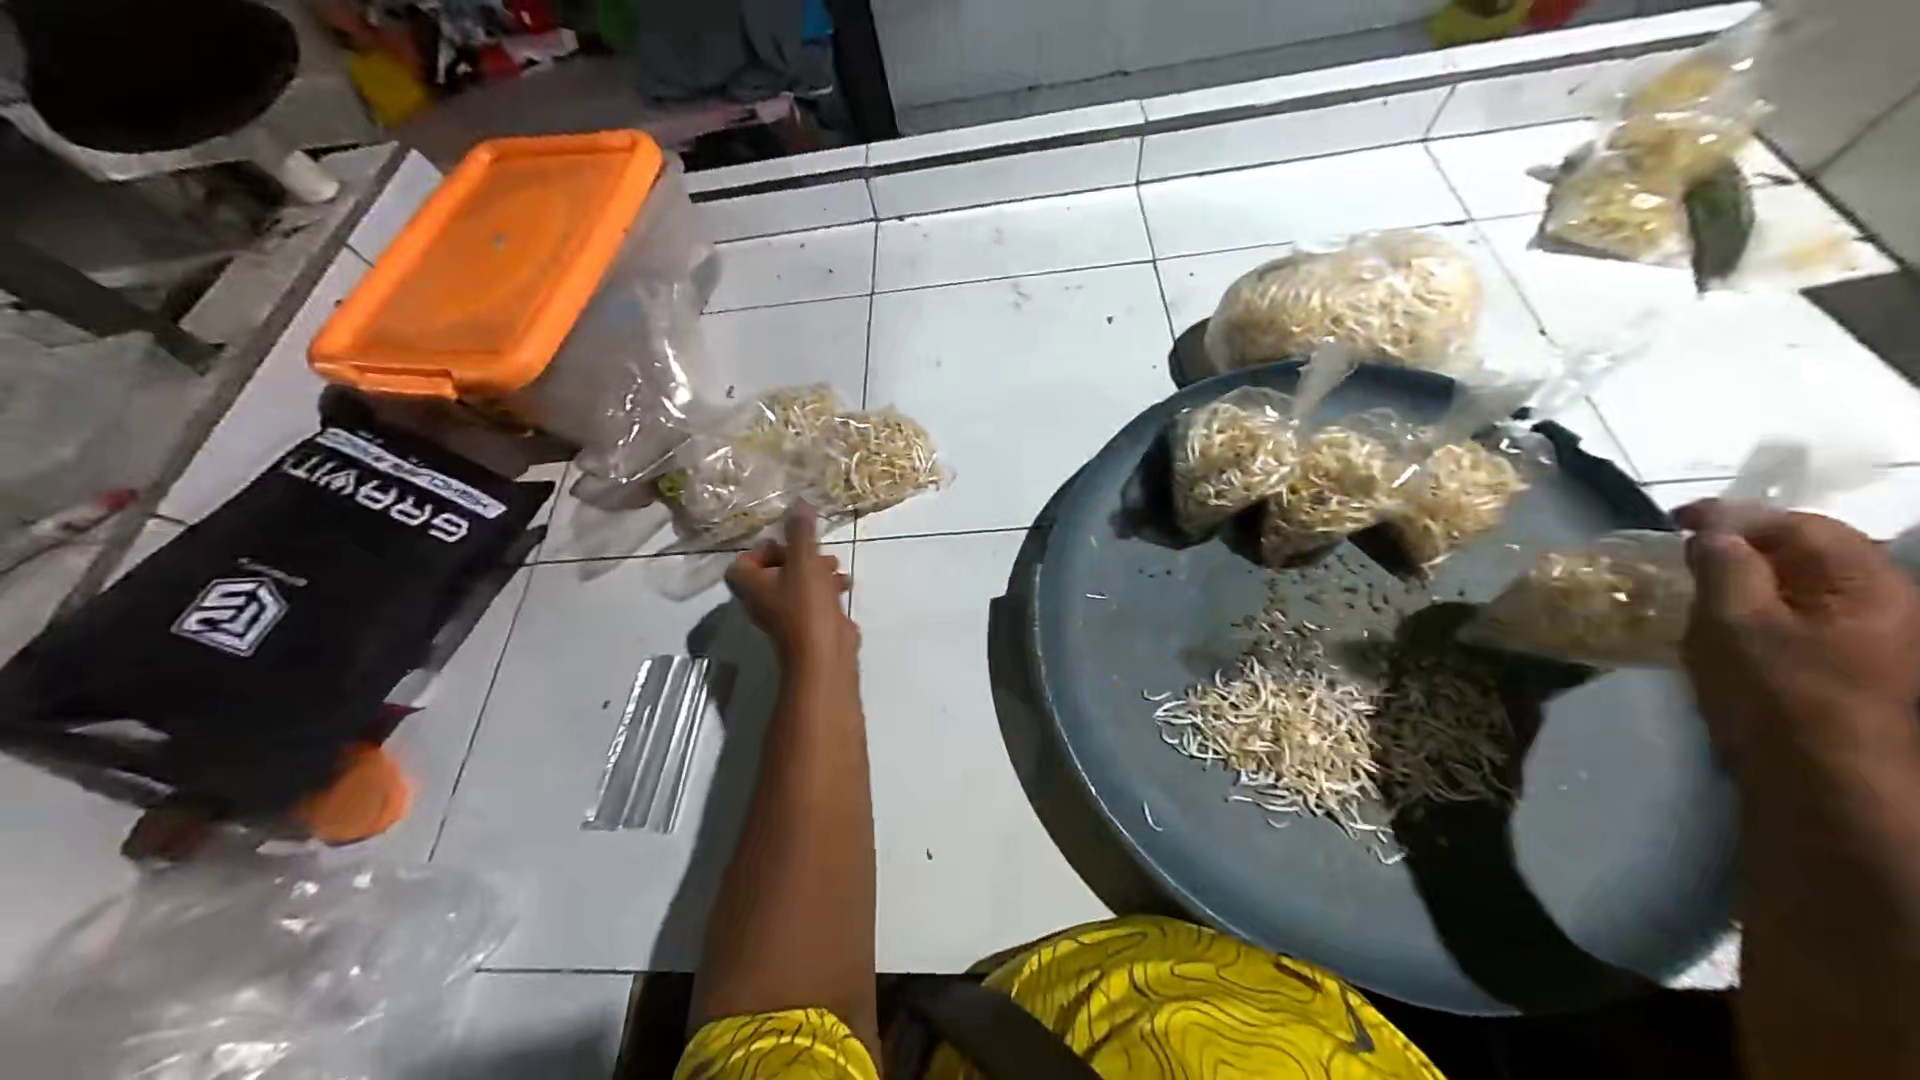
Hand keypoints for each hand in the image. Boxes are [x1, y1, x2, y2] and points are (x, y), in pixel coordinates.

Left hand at [725, 502, 858, 677]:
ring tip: (836, 566)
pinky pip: (812, 598)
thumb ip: (801, 532)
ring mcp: (784, 614)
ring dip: (816, 570)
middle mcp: (761, 599)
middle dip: (799, 556)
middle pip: (773, 569)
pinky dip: (826, 588)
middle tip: (816, 552)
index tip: (788, 543)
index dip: (764, 549)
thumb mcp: (804, 561)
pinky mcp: (806, 623)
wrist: (823, 652)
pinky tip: (845, 585)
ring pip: (796, 582)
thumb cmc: (806, 604)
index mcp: (750, 584)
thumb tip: (798, 502)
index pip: (744, 560)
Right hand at [1679, 500, 1919, 762]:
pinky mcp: (1854, 661)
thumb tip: (1714, 532)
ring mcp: (1877, 635)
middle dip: (1748, 540)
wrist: (1819, 777)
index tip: (1676, 520)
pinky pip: (1807, 609)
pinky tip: (1730, 613)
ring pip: (1809, 580)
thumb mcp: (1733, 623)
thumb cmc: (1775, 693)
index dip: (1736, 515)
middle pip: (1813, 549)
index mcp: (1868, 585)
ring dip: (1755, 570)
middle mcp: (1887, 602)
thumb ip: (1725, 567)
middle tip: (1688, 545)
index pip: (1800, 526)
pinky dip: (1765, 599)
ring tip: (1703, 576)